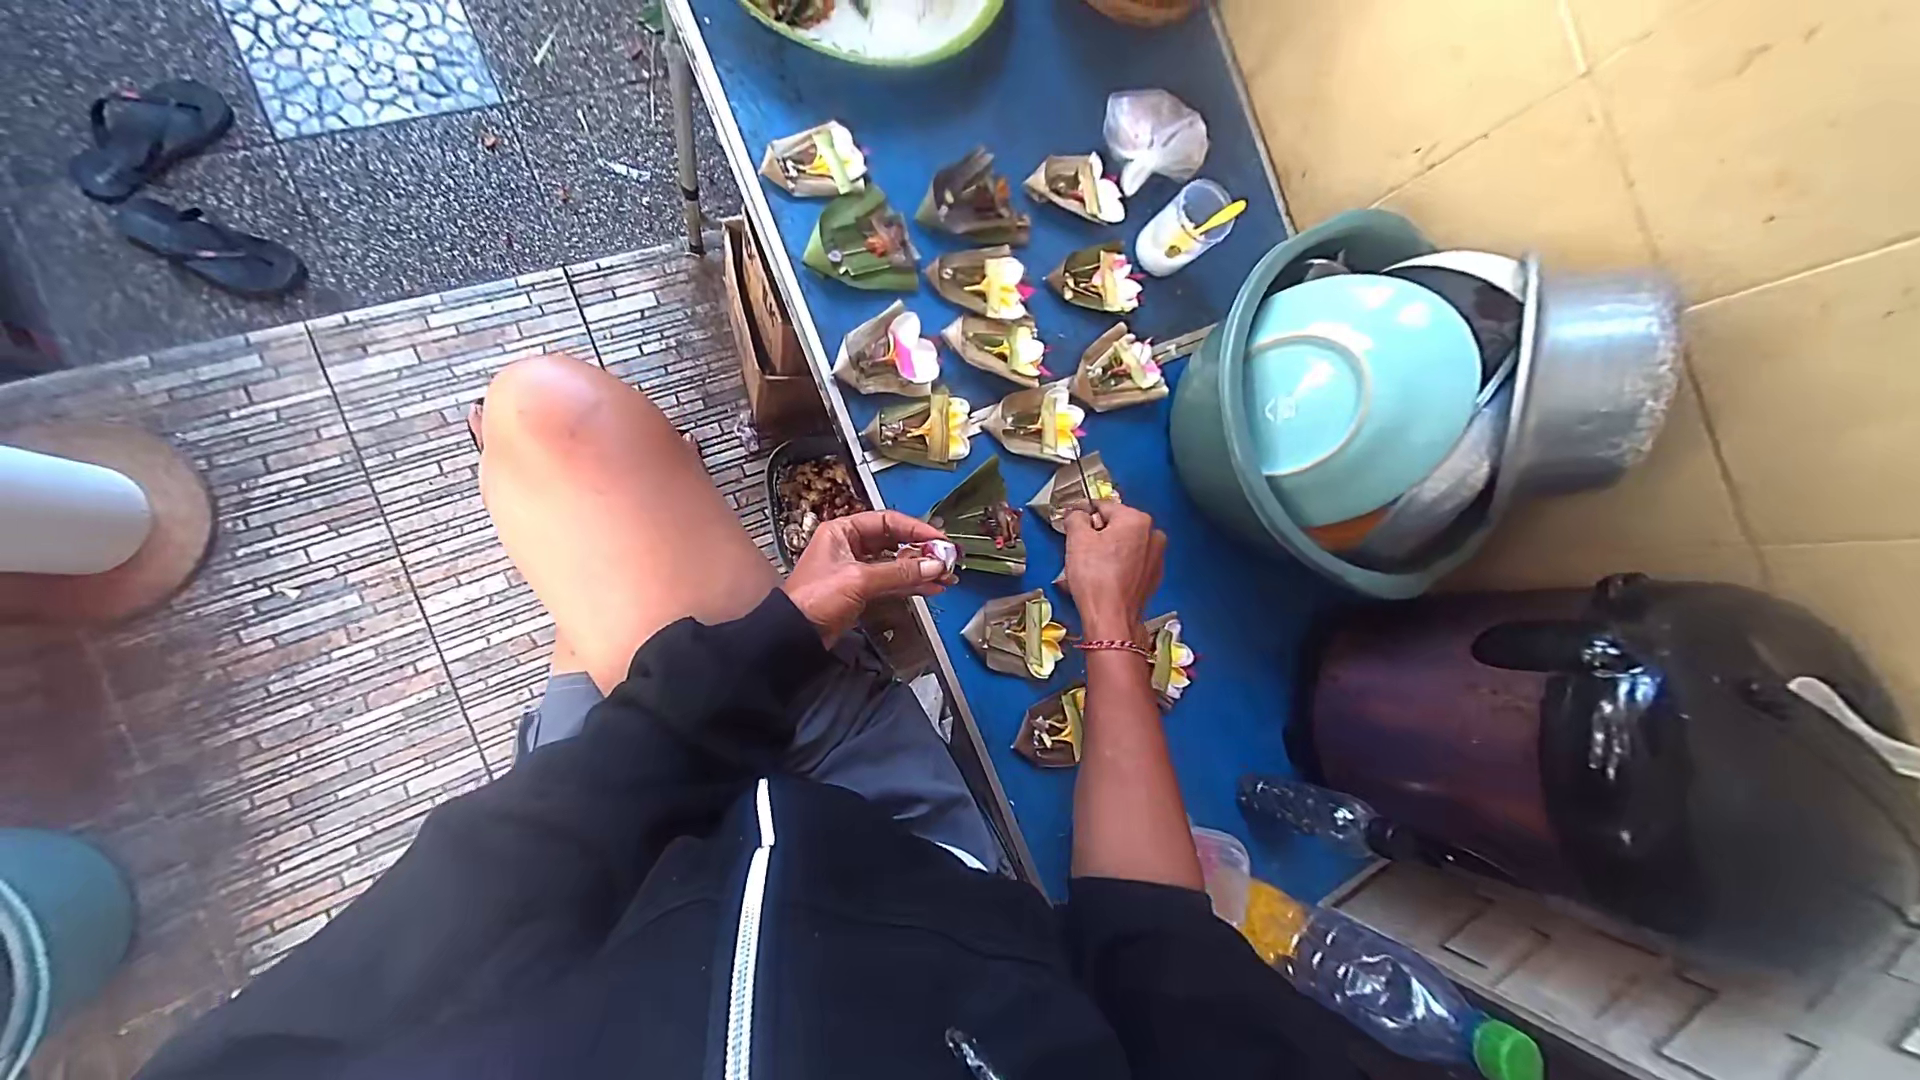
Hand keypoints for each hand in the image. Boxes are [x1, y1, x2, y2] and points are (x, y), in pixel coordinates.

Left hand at [781, 510, 951, 645]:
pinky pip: (893, 582)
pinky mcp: (862, 590)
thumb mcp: (859, 579)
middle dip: (922, 551)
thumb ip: (899, 571)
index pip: (888, 521)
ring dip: (921, 570)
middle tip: (946, 559)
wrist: (796, 635)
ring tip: (946, 576)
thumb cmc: (814, 599)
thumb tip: (932, 565)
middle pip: (895, 542)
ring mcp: (857, 569)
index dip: (916, 528)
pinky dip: (912, 584)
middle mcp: (851, 546)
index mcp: (843, 531)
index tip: (939, 539)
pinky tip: (931, 587)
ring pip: (897, 564)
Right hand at [1063, 501, 1165, 642]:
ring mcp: (1156, 557)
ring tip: (1089, 568)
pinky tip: (1103, 579)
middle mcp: (1152, 534)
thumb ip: (1076, 518)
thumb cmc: (1095, 577)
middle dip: (1097, 534)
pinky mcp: (1153, 578)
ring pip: (1124, 545)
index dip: (1085, 515)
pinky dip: (1117, 566)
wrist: (1111, 618)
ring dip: (1107, 551)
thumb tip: (1078, 515)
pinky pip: (1131, 563)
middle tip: (1080, 551)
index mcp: (1137, 519)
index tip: (1074, 525)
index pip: (1104, 507)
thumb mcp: (1076, 539)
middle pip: (1117, 525)